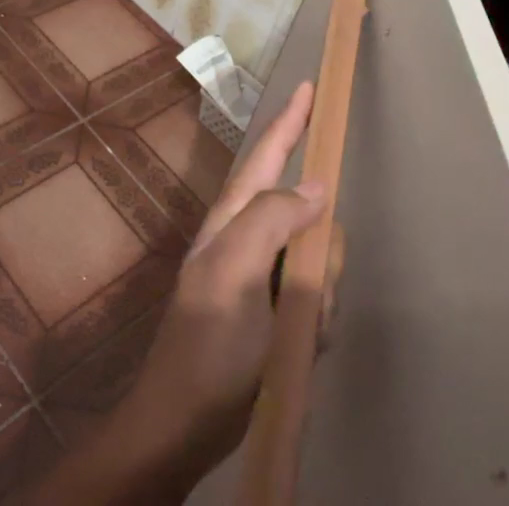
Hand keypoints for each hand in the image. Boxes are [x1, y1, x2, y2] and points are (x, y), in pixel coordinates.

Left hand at [35, 82, 330, 503]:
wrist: (185, 422)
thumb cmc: (208, 345)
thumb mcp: (237, 274)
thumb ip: (271, 220)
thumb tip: (315, 187)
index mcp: (231, 221)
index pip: (265, 157)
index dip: (289, 121)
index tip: (311, 86)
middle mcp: (246, 240)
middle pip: (307, 216)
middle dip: (323, 256)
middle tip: (309, 301)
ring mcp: (260, 279)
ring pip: (317, 262)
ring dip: (320, 299)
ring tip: (298, 335)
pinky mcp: (272, 314)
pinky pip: (314, 301)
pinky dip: (315, 323)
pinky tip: (299, 349)